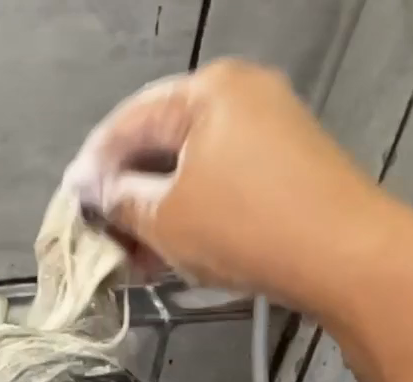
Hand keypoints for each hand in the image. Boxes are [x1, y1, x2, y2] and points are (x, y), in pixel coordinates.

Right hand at [60, 59, 391, 312]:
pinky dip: (185, 214)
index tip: (70, 208)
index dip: (91, 167)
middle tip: (99, 237)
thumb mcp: (161, 216)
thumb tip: (91, 189)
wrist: (343, 255)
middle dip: (123, 194)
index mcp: (207, 91)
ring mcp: (265, 128)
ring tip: (130, 258)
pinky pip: (214, 182)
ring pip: (185, 168)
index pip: (126, 122)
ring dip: (151, 213)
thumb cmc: (240, 226)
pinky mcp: (281, 164)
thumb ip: (117, 197)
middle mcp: (239, 96)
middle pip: (158, 143)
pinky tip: (166, 253)